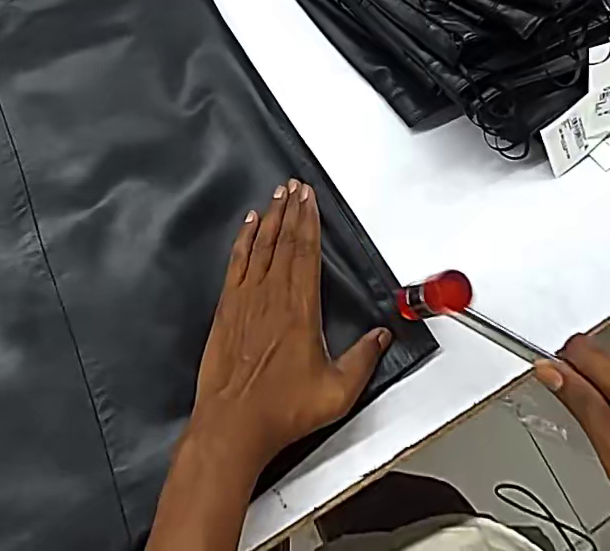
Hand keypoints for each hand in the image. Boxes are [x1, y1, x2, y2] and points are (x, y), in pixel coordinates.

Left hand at [187, 179, 392, 471]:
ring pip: (262, 245)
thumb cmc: (282, 408)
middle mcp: (273, 294)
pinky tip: (249, 224)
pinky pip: (238, 261)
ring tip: (277, 194)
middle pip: (285, 240)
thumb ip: (363, 360)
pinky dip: (244, 239)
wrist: (233, 424)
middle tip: (296, 186)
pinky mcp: (227, 306)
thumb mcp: (336, 392)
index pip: (306, 252)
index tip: (310, 199)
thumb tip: (381, 337)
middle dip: (292, 209)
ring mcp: (247, 297)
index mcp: (300, 307)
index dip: (309, 221)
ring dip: (271, 216)